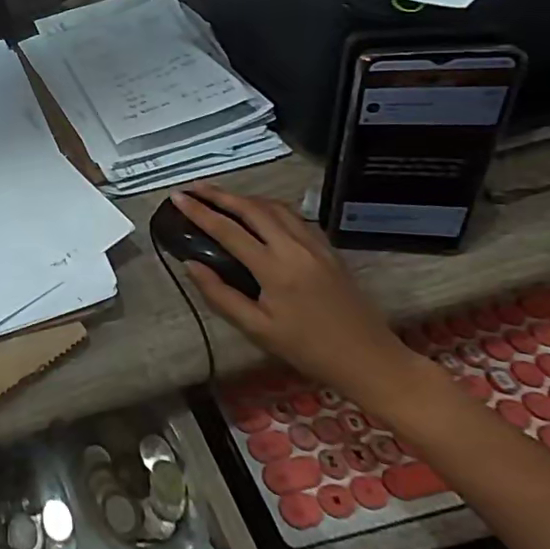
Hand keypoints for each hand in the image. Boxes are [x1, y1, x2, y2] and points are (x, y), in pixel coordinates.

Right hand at [171, 184, 420, 400]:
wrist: (372, 361)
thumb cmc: (308, 349)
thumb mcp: (257, 328)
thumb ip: (220, 294)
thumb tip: (191, 264)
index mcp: (275, 269)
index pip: (228, 230)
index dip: (199, 211)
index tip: (177, 197)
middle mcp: (296, 249)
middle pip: (252, 209)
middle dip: (220, 195)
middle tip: (194, 187)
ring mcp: (316, 247)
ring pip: (276, 208)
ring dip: (246, 198)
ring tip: (221, 195)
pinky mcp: (330, 250)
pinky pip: (295, 218)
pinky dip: (270, 208)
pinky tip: (260, 212)